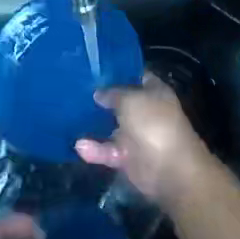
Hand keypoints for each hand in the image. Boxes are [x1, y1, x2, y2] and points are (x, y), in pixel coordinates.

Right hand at [76, 72, 212, 206]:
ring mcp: (137, 136)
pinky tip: (78, 146)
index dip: (121, 72)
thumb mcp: (131, 100)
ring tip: (70, 116)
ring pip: (113, 128)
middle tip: (76, 91)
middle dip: (102, 98)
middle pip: (122, 103)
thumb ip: (114, 94)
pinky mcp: (128, 158)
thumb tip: (99, 93)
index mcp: (155, 93)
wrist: (169, 169)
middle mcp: (147, 113)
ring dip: (95, 125)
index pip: (138, 77)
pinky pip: (107, 151)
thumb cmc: (153, 124)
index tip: (97, 69)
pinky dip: (95, 150)